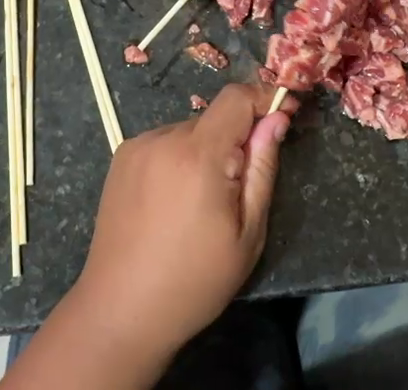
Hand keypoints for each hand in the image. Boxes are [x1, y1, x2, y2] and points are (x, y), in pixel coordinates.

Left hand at [68, 83, 290, 357]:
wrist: (121, 309)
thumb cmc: (195, 280)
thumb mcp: (248, 232)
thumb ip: (263, 168)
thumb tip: (276, 118)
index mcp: (199, 155)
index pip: (237, 97)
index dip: (265, 99)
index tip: (286, 114)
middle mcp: (164, 138)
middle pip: (214, 118)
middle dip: (235, 140)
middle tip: (240, 188)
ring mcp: (138, 145)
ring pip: (190, 132)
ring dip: (206, 152)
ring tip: (201, 204)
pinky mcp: (121, 157)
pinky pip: (165, 144)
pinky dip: (180, 160)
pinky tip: (173, 202)